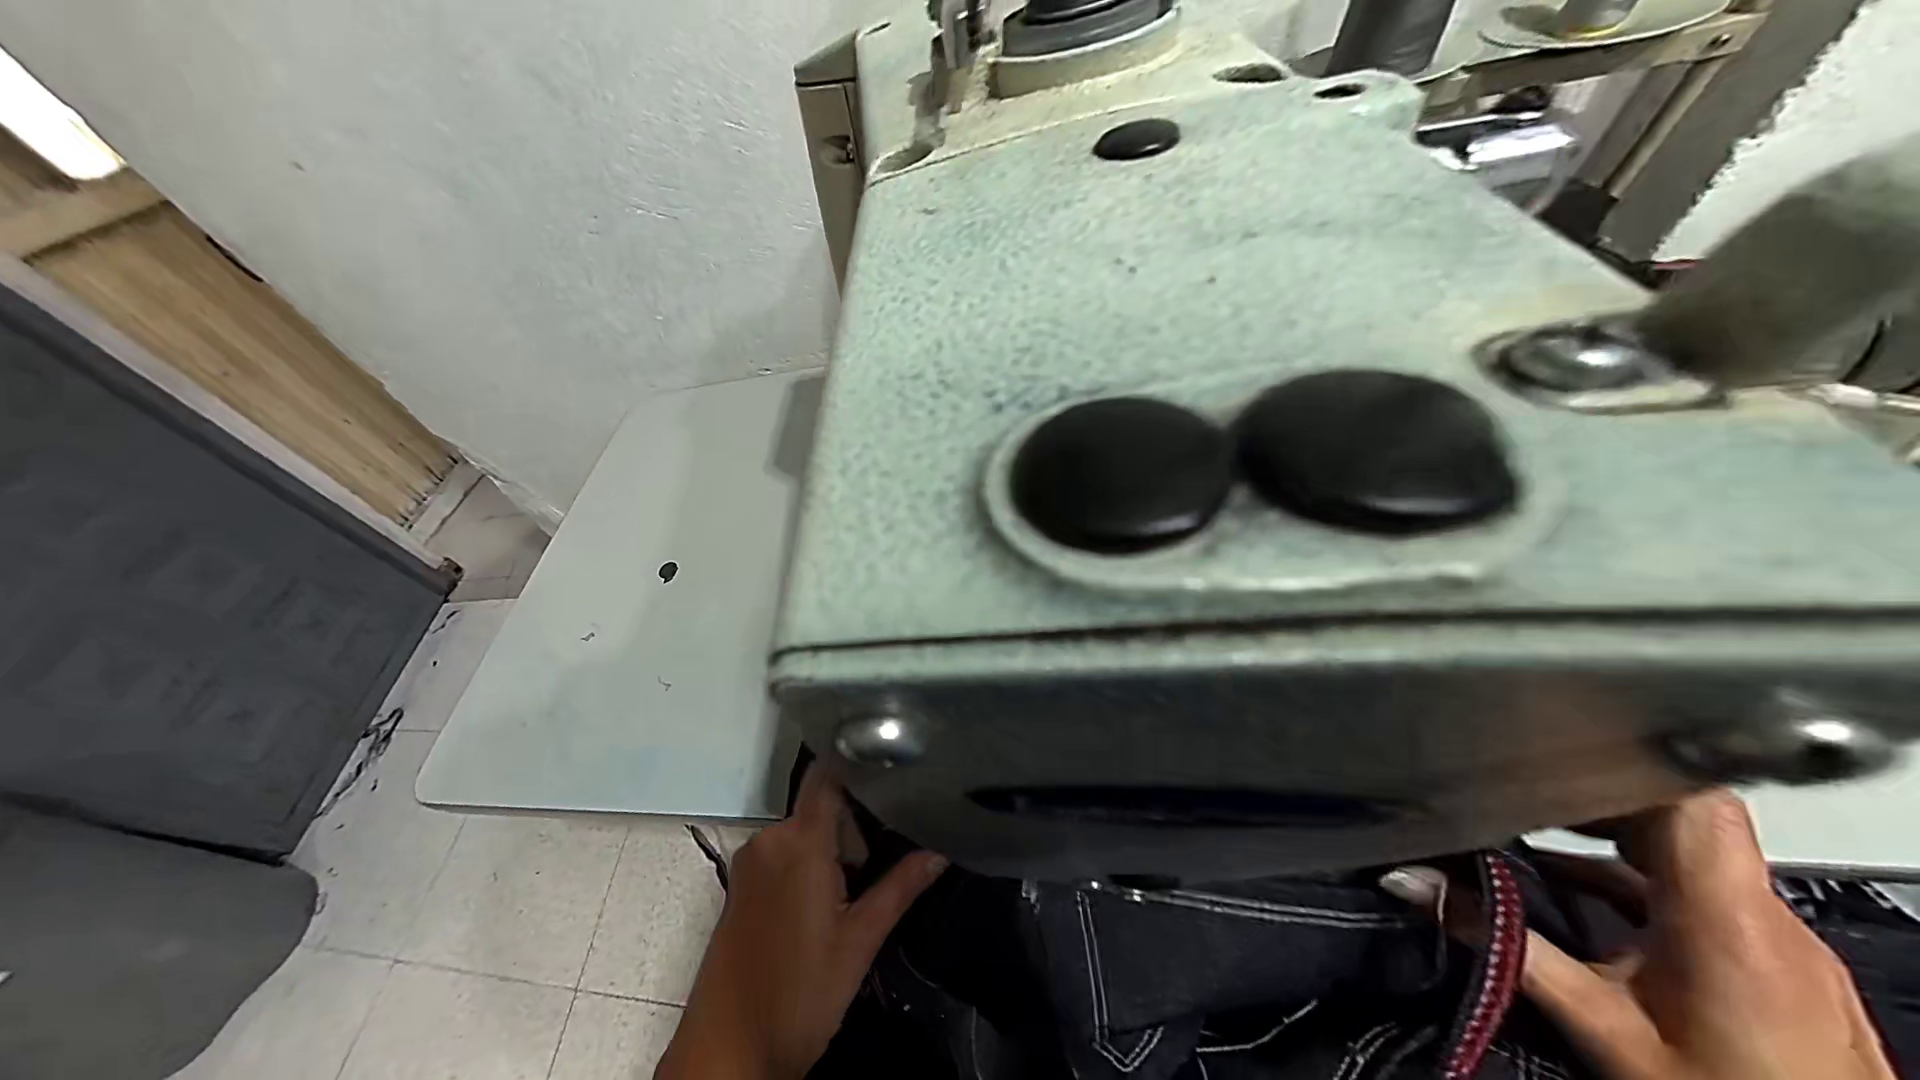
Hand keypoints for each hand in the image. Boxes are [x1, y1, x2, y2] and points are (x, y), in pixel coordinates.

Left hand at [655, 767, 947, 1079]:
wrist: (727, 1053)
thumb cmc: (796, 997)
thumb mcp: (860, 942)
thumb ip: (901, 888)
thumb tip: (939, 853)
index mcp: (798, 843)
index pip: (829, 777)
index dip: (859, 765)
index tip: (894, 766)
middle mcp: (769, 841)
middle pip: (823, 807)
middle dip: (855, 829)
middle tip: (878, 868)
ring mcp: (751, 863)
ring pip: (805, 832)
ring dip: (834, 851)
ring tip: (853, 895)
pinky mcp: (742, 885)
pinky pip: (785, 853)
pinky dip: (810, 866)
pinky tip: (823, 908)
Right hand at [1389, 791, 1894, 1079]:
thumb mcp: (1601, 1027)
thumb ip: (1505, 947)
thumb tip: (1414, 884)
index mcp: (1727, 916)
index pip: (1688, 795)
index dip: (1619, 756)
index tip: (1550, 750)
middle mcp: (1766, 913)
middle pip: (1679, 808)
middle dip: (1594, 792)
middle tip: (1522, 794)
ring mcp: (1780, 935)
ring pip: (1688, 845)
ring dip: (1613, 833)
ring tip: (1539, 841)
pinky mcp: (1780, 957)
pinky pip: (1699, 887)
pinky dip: (1637, 878)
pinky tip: (1587, 903)